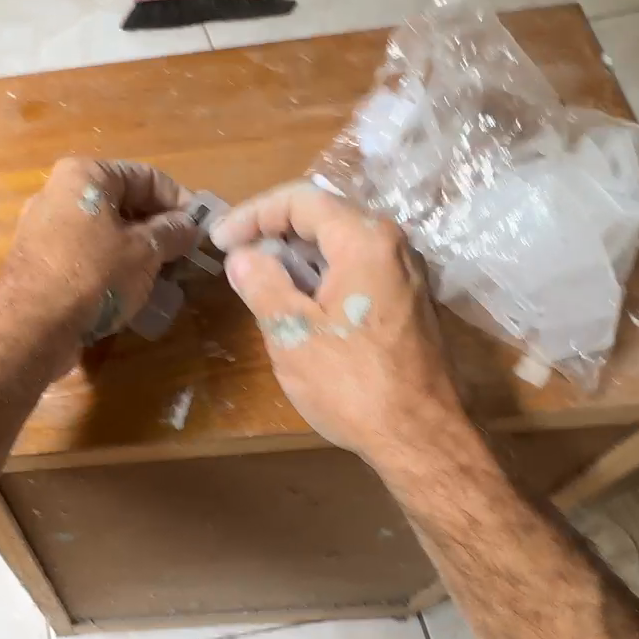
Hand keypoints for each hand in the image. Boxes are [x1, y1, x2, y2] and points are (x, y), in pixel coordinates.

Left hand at [0, 158, 198, 344]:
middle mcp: (58, 194)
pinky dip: (111, 270)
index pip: (146, 177)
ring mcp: (44, 231)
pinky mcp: (40, 265)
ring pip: (105, 235)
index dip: (179, 202)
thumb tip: (189, 226)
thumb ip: (171, 233)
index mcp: (84, 175)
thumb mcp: (143, 252)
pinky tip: (130, 293)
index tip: (200, 229)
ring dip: (137, 253)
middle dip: (157, 230)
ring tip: (163, 278)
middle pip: (123, 205)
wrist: (31, 328)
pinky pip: (86, 258)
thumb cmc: (92, 275)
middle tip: (184, 257)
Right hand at [212, 182, 468, 466]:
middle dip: (273, 235)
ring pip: (340, 247)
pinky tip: (298, 308)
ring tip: (258, 285)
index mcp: (365, 240)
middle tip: (235, 261)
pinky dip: (320, 279)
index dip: (252, 215)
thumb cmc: (352, 384)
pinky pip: (356, 272)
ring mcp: (406, 275)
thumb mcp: (293, 334)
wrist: (419, 437)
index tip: (218, 241)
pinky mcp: (407, 304)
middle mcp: (393, 245)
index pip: (300, 201)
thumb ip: (262, 285)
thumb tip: (242, 257)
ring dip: (295, 260)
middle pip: (323, 218)